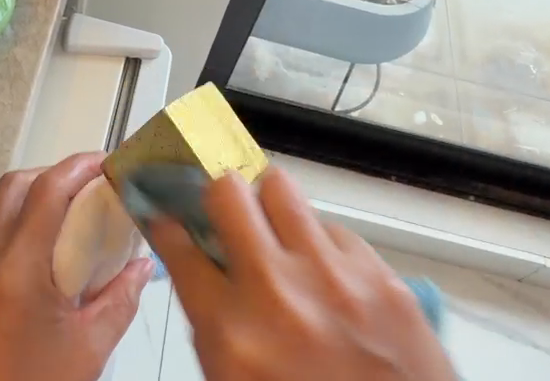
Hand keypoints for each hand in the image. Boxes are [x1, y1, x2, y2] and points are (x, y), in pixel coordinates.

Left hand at [0, 152, 154, 380]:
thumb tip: (143, 264)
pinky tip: (29, 238)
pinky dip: (4, 216)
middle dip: (53, 174)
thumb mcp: (88, 352)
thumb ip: (120, 299)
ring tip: (60, 206)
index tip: (106, 163)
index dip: (78, 166)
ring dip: (26, 192)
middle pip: (14, 185)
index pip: (47, 191)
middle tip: (87, 185)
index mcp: (17, 272)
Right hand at [146, 167, 454, 380]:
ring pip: (280, 188)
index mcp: (232, 334)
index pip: (178, 247)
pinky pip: (335, 230)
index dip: (167, 227)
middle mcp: (277, 294)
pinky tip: (331, 279)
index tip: (167, 217)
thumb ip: (214, 325)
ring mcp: (334, 278)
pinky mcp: (382, 277)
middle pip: (226, 192)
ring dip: (272, 208)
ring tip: (280, 234)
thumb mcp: (235, 380)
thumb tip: (203, 267)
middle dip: (219, 198)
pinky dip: (324, 248)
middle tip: (227, 213)